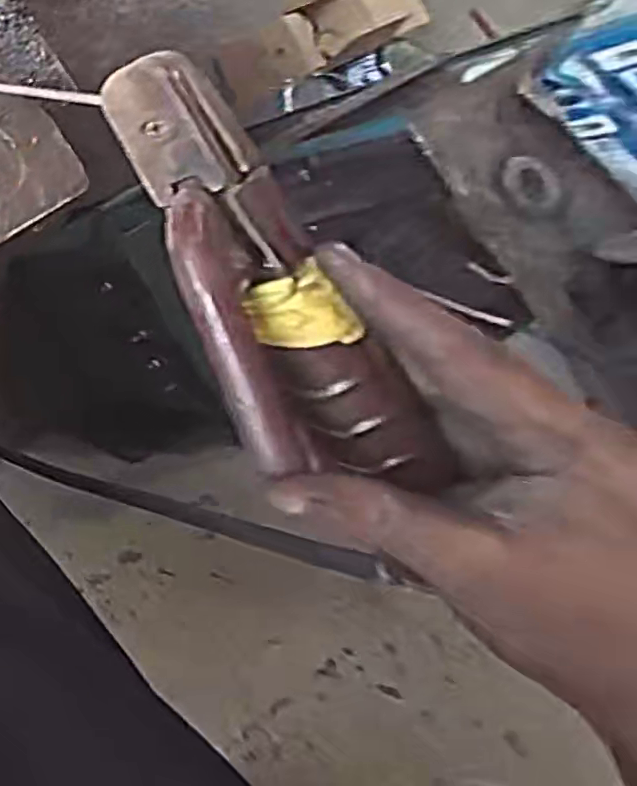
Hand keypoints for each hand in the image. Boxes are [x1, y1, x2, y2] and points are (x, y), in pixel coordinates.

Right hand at [270, 245, 636, 771]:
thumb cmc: (602, 627)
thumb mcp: (480, 570)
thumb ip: (379, 517)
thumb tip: (283, 486)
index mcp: (554, 436)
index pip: (458, 351)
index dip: (391, 301)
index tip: (334, 257)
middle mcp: (537, 431)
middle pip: (436, 357)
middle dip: (364, 318)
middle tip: (295, 287)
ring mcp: (519, 454)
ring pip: (425, 391)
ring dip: (359, 363)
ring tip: (296, 334)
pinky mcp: (499, 477)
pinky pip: (420, 428)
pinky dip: (366, 410)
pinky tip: (326, 405)